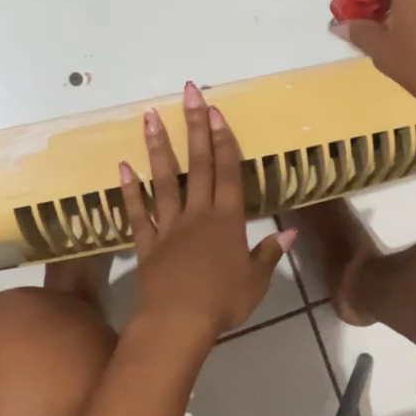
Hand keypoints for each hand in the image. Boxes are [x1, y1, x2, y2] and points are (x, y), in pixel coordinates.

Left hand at [120, 83, 296, 337]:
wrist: (179, 321)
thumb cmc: (223, 301)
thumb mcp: (256, 280)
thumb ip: (270, 253)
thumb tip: (292, 232)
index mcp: (227, 221)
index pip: (228, 172)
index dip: (223, 141)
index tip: (216, 111)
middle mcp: (198, 215)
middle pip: (197, 165)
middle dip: (194, 127)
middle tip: (189, 94)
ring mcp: (168, 227)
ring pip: (164, 181)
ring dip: (158, 148)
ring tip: (149, 116)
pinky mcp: (147, 244)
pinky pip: (137, 213)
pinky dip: (130, 191)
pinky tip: (123, 167)